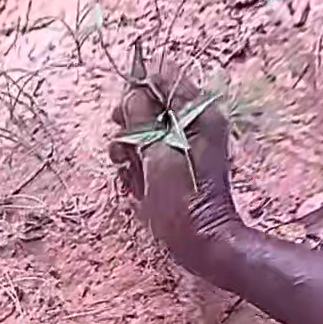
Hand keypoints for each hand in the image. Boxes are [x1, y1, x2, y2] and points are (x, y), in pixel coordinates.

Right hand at [109, 66, 244, 277]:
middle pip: (151, 109)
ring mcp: (185, 150)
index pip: (162, 80)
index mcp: (198, 113)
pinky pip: (150, 159)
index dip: (136, 94)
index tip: (121, 115)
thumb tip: (130, 95)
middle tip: (122, 149)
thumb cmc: (182, 201)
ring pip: (147, 136)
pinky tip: (135, 187)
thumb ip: (142, 119)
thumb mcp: (158, 155)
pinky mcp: (176, 172)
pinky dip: (138, 170)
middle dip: (131, 128)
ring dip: (130, 152)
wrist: (201, 243)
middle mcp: (194, 126)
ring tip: (128, 173)